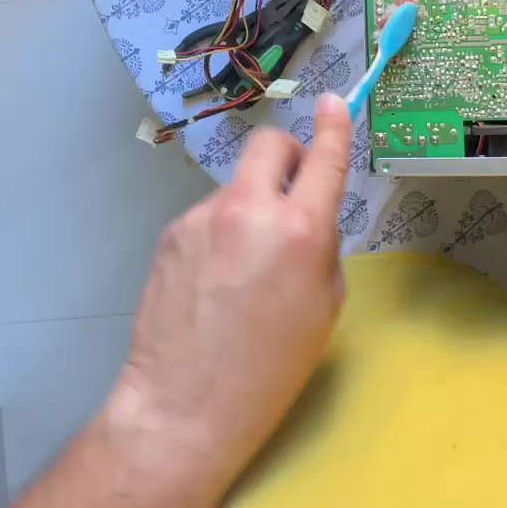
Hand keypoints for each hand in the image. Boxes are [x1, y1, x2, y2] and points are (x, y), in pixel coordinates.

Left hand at [103, 92, 352, 497]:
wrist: (183, 406)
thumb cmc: (270, 368)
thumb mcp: (323, 306)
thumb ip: (321, 244)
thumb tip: (306, 214)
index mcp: (300, 231)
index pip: (323, 159)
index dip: (334, 126)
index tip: (334, 102)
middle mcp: (249, 209)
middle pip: (269, 144)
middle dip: (286, 158)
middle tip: (289, 196)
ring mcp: (203, 216)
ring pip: (238, 187)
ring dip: (250, 208)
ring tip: (241, 269)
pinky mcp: (172, 230)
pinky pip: (210, 216)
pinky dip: (221, 233)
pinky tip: (212, 280)